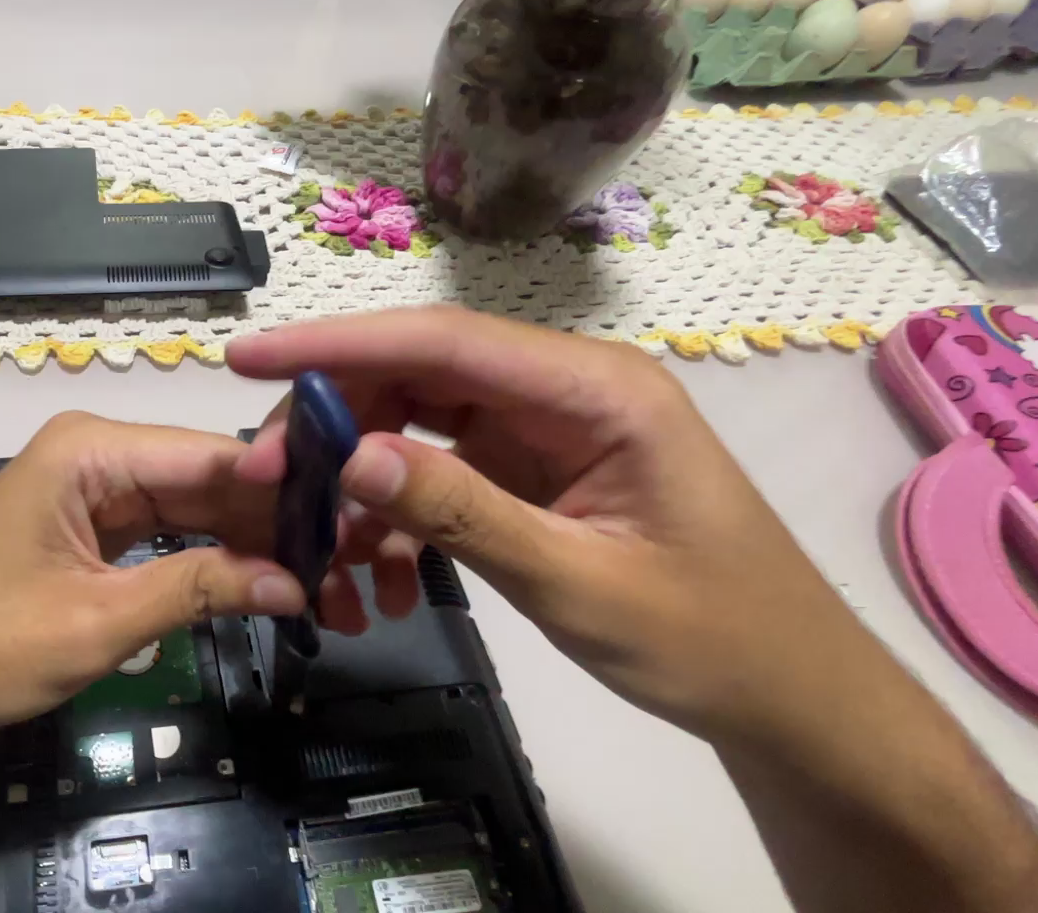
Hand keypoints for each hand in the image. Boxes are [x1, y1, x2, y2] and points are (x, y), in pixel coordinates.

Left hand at [0, 413, 307, 808]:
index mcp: (90, 449)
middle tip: (344, 564)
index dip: (283, 486)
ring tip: (317, 578)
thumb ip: (197, 589)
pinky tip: (254, 580)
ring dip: (244, 542)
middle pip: (204, 477)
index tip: (349, 520)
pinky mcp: (85, 523)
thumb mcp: (96, 623)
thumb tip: (292, 583)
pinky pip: (160, 529)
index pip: (210, 455)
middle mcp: (93, 451)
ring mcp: (88, 486)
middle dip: (270, 521)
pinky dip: (203, 556)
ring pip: (188, 504)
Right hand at [229, 306, 894, 749]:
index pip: (441, 341)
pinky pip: (430, 467)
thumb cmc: (712, 637)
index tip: (249, 357)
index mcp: (592, 389)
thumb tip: (349, 456)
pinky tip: (364, 563)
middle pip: (414, 372)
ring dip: (350, 463)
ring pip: (411, 417)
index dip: (336, 344)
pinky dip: (386, 507)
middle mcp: (556, 389)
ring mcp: (535, 429)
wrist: (788, 696)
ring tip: (299, 519)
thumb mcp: (578, 583)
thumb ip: (462, 515)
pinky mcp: (521, 469)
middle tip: (260, 467)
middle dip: (329, 414)